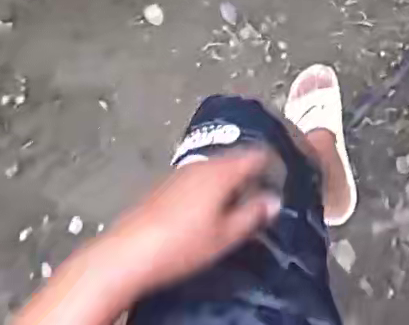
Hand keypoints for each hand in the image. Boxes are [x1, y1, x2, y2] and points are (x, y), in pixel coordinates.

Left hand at [90, 147, 282, 296]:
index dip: (272, 162)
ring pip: (217, 167)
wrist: (126, 254)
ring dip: (230, 178)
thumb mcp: (224, 236)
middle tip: (263, 190)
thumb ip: (252, 215)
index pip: (256, 153)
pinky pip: (200, 176)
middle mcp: (205, 162)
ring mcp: (183, 171)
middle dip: (251, 170)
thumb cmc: (182, 244)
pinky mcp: (167, 184)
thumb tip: (275, 200)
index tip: (281, 175)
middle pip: (236, 157)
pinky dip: (211, 185)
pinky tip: (208, 208)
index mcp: (223, 169)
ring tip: (239, 201)